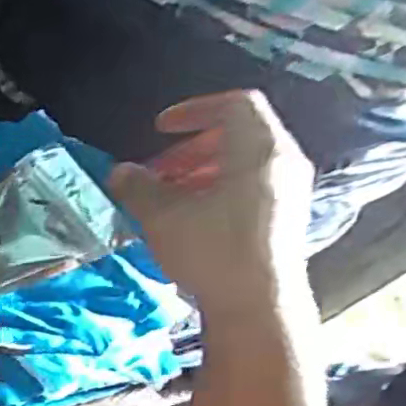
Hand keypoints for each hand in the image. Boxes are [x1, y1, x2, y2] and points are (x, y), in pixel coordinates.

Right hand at [108, 91, 316, 325]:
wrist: (254, 299)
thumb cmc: (211, 250)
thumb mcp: (163, 217)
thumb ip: (139, 188)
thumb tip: (119, 171)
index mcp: (260, 151)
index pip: (235, 106)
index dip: (193, 110)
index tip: (157, 129)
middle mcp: (282, 161)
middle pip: (237, 134)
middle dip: (188, 149)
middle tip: (153, 173)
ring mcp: (286, 187)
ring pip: (239, 161)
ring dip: (196, 171)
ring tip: (163, 198)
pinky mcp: (280, 213)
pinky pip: (245, 183)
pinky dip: (212, 188)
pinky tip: (186, 216)